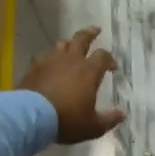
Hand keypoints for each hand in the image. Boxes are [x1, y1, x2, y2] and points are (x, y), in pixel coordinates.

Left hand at [17, 26, 125, 144]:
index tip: (112, 66)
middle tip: (96, 29)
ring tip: (71, 45)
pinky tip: (49, 63)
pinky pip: (45, 56)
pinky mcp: (35, 66)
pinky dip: (51, 57)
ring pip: (62, 44)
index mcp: (88, 71)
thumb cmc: (66, 120)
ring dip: (69, 44)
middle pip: (81, 39)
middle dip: (90, 33)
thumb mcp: (92, 126)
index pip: (102, 56)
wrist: (31, 115)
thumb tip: (122, 113)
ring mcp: (50, 60)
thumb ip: (109, 119)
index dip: (109, 59)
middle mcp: (71, 60)